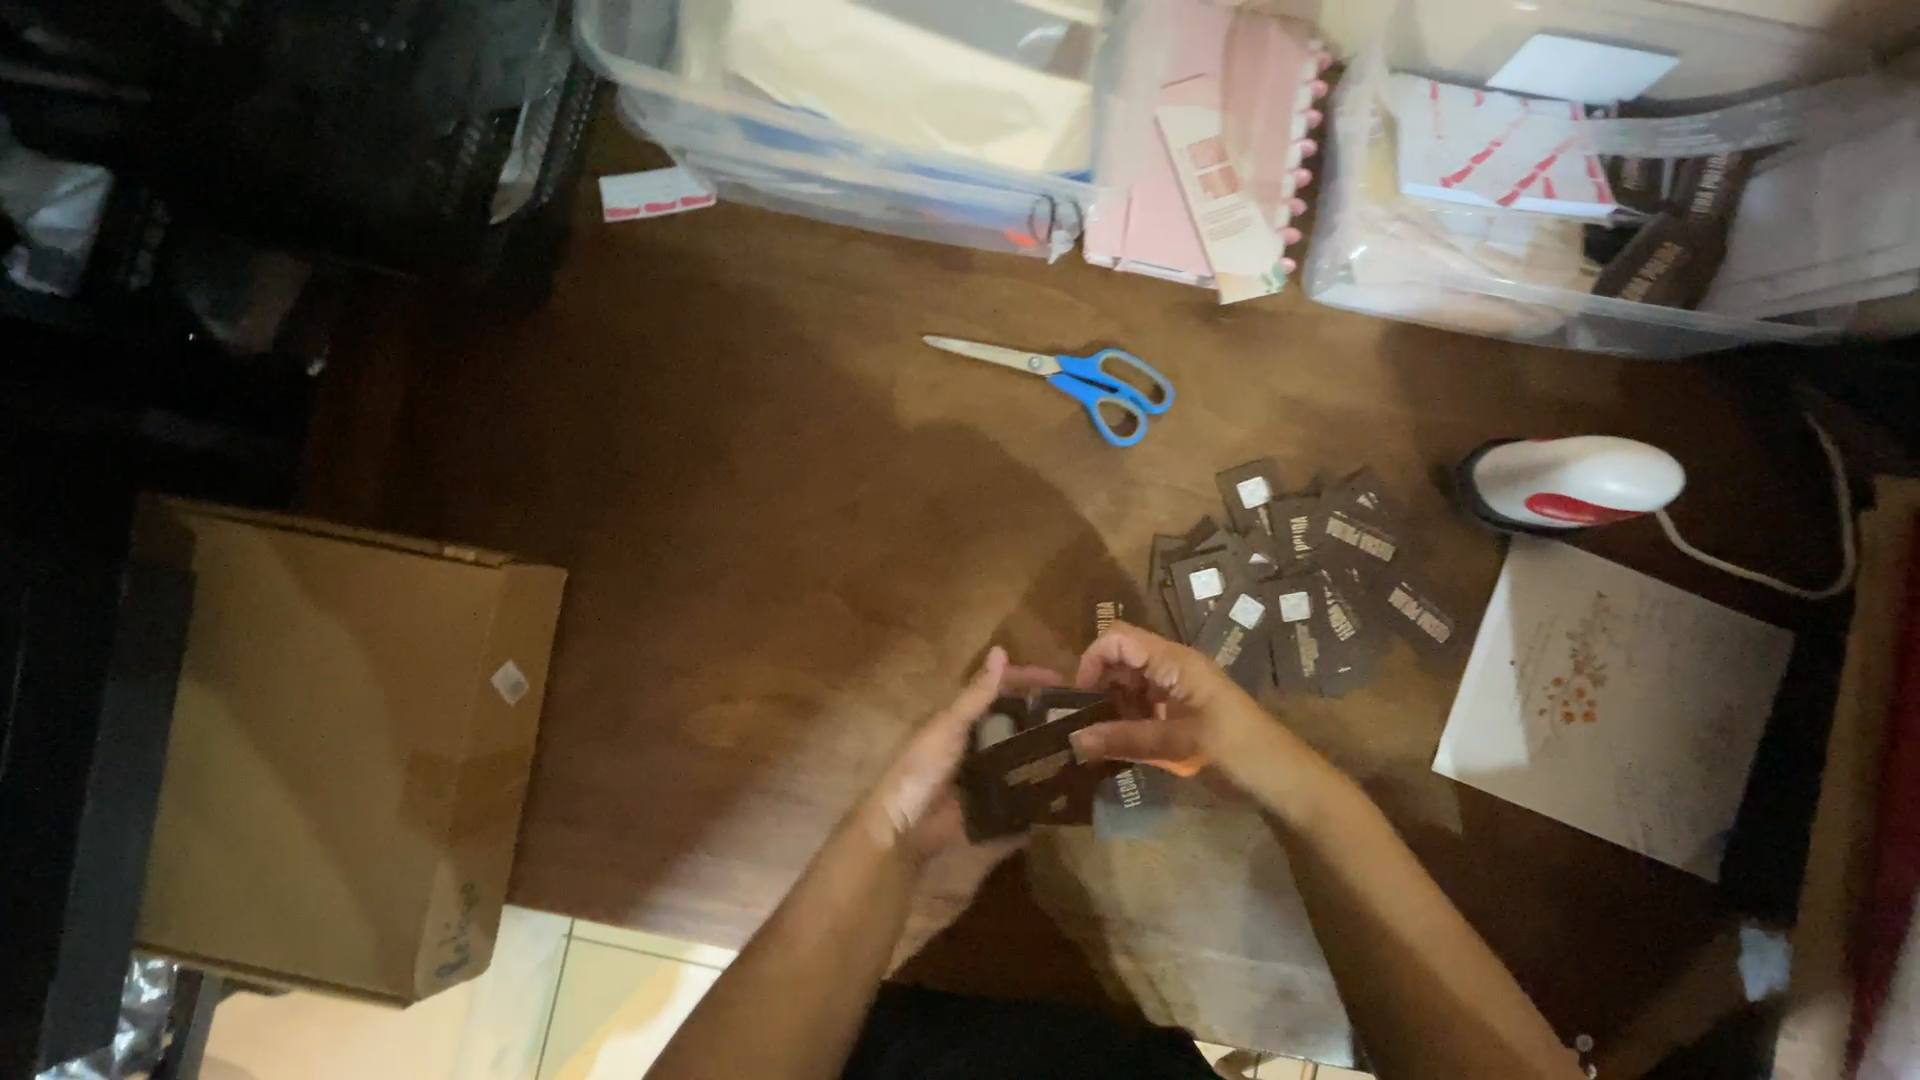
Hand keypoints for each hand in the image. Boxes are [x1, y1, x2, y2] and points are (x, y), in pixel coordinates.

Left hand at [858, 647, 1063, 867]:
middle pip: (1017, 727)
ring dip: (1049, 758)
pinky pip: (1025, 806)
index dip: (1028, 682)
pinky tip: (1073, 794)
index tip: (1062, 681)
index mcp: (962, 723)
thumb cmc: (921, 771)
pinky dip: (1043, 801)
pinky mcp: (996, 817)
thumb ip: (976, 695)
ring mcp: (988, 784)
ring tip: (1086, 750)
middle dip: (1046, 721)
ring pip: (1025, 764)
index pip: (1000, 692)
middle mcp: (977, 749)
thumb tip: (1001, 650)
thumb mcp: (948, 727)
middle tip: (1084, 718)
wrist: (903, 833)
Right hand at [1068, 621, 1277, 782]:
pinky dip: (1129, 718)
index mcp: (1175, 661)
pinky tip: (1125, 744)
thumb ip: (1125, 739)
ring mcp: (1180, 687)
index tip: (1080, 699)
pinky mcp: (1184, 708)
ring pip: (1130, 682)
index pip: (1117, 638)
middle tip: (1086, 723)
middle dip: (1099, 685)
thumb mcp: (1179, 745)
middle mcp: (1174, 666)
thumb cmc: (1238, 752)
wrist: (1287, 780)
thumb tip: (1073, 740)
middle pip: (1121, 658)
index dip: (1092, 660)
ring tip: (1103, 737)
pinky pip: (1145, 703)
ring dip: (1113, 705)